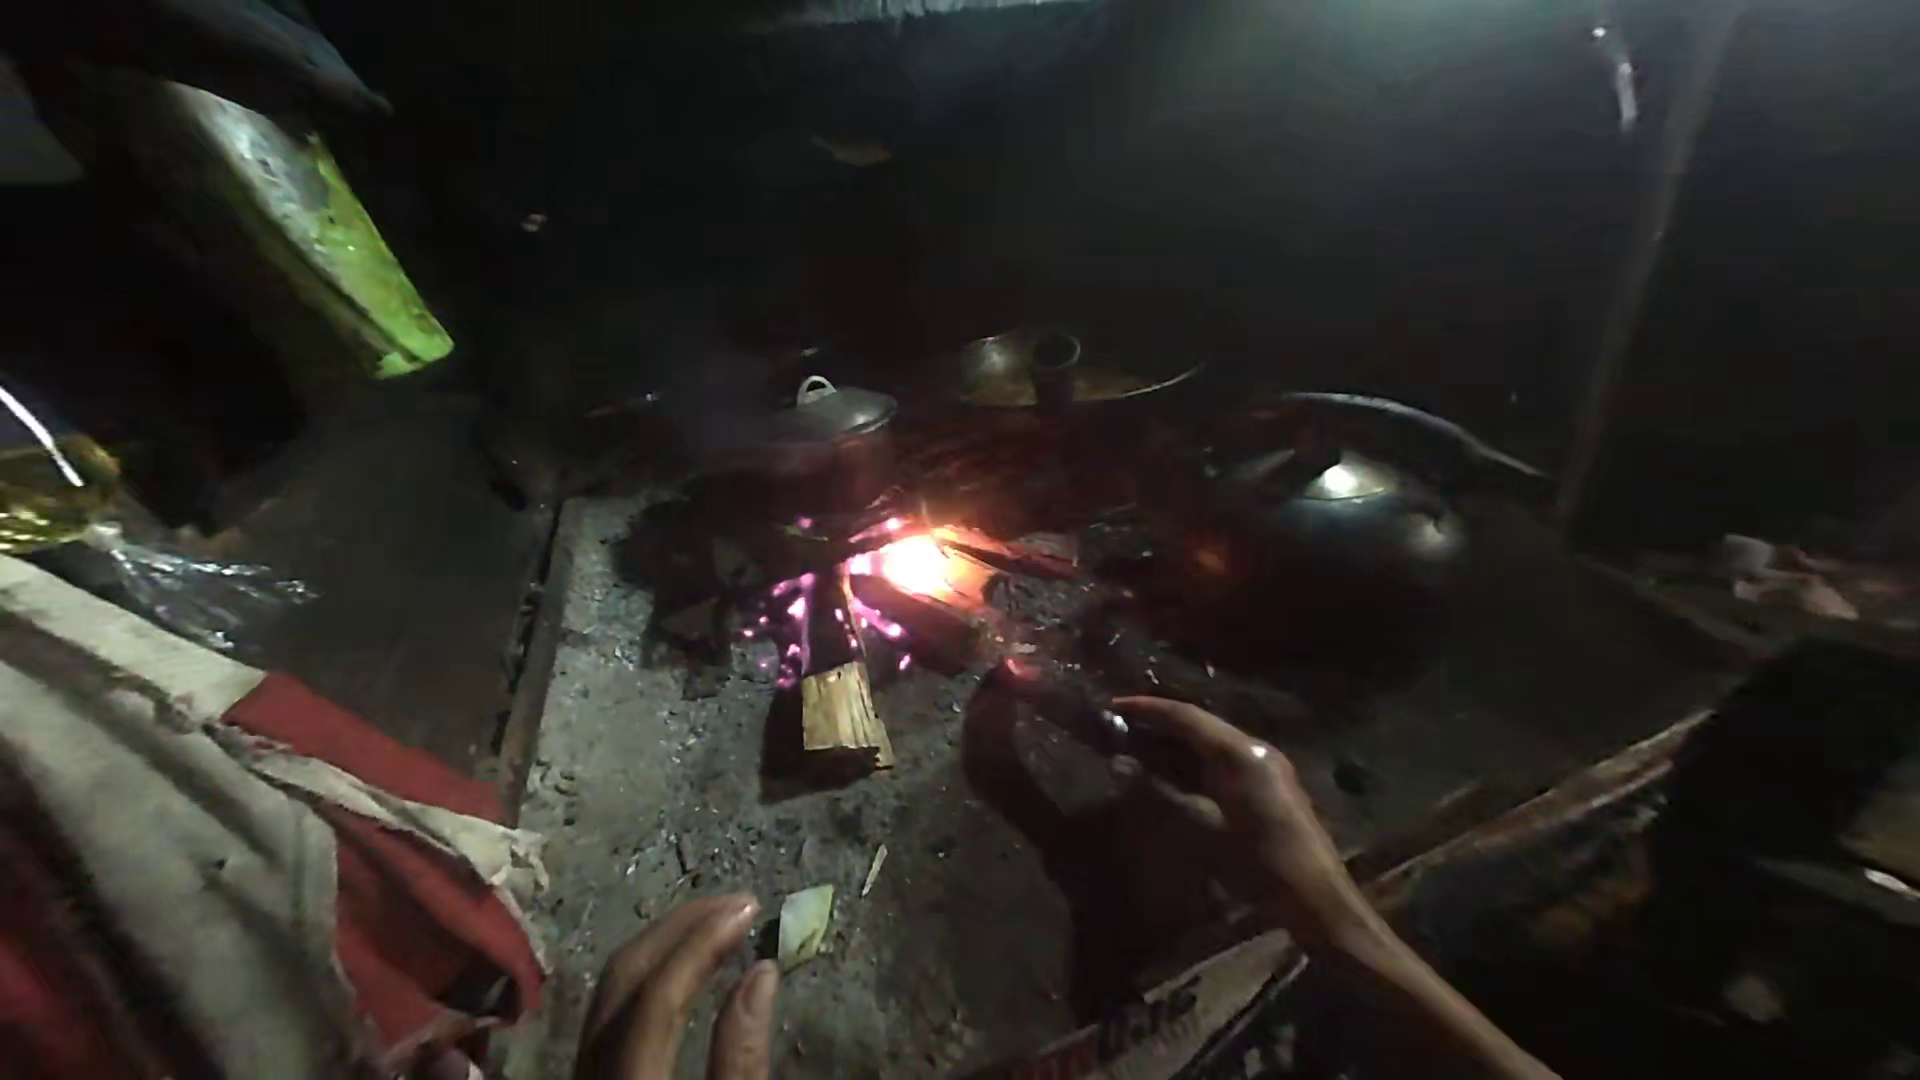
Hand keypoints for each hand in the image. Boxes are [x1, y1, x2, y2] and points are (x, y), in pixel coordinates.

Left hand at [577, 894, 778, 1079]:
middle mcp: (588, 1072)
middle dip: (683, 927)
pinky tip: (694, 961)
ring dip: (670, 941)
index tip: (750, 910)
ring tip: (723, 920)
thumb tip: (763, 971)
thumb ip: (741, 1063)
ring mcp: (582, 1071)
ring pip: (613, 985)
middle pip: (623, 978)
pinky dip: (656, 967)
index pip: (656, 999)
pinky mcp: (591, 1072)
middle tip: (739, 902)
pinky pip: (614, 1003)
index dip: (703, 944)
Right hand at [1111, 697, 1373, 947]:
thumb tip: (1118, 764)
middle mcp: (1254, 747)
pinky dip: (1195, 758)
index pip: (1185, 715)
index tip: (1114, 706)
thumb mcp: (1199, 829)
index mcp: (1238, 752)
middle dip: (1158, 723)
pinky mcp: (1271, 781)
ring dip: (1176, 741)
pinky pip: (1224, 757)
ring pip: (1211, 740)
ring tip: (1140, 746)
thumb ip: (1157, 792)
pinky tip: (1174, 771)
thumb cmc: (1257, 864)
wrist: (1320, 903)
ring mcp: (1267, 764)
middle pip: (1199, 723)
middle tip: (1121, 727)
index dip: (1146, 708)